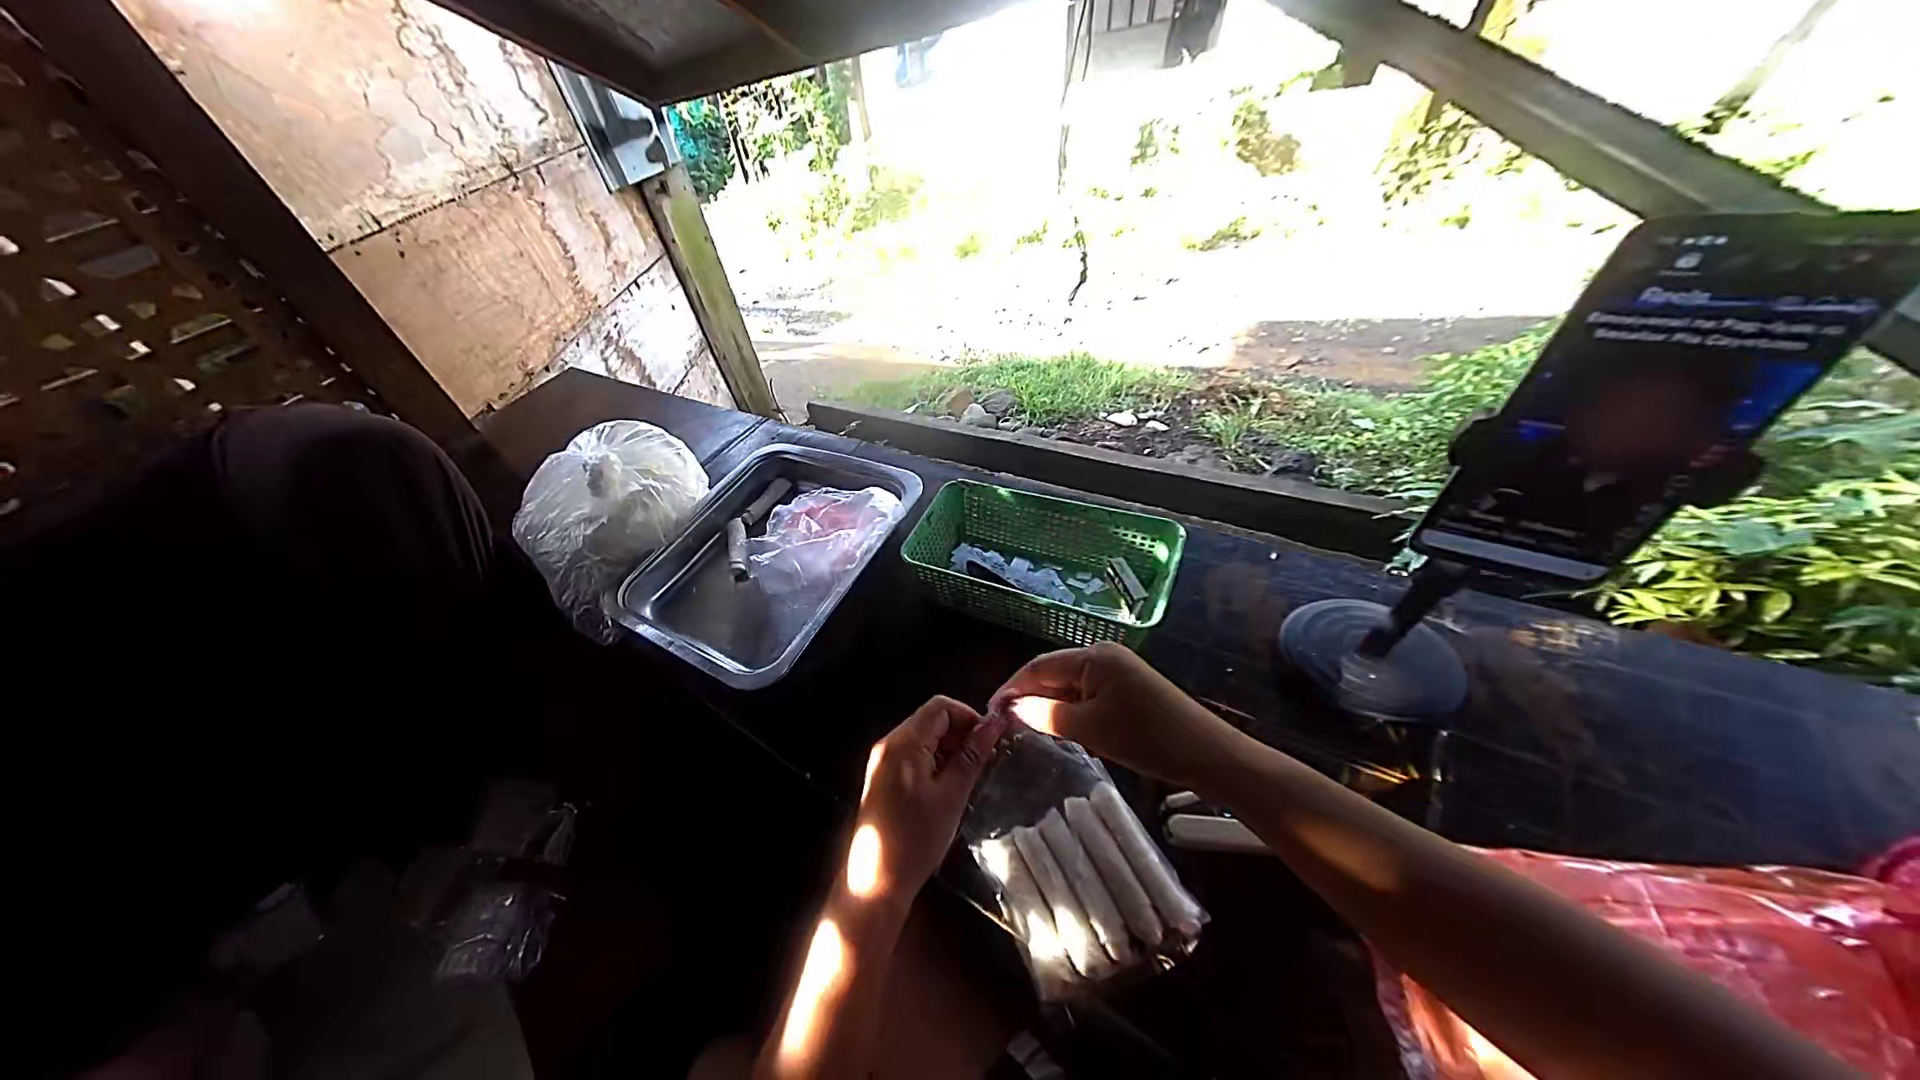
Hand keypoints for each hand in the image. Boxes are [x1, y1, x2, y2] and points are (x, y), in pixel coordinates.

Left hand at [852, 696, 1006, 900]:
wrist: (877, 882)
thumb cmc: (916, 839)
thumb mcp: (952, 794)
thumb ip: (973, 755)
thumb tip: (993, 725)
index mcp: (903, 743)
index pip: (941, 707)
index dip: (969, 717)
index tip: (990, 739)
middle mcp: (888, 745)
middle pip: (930, 719)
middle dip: (960, 733)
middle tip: (984, 759)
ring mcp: (882, 761)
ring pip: (923, 737)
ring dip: (949, 748)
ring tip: (968, 775)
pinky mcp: (882, 778)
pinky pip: (912, 755)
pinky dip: (934, 761)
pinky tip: (948, 786)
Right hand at [990, 642, 1240, 789]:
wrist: (1208, 754)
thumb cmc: (1147, 738)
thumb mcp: (1090, 728)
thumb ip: (1046, 714)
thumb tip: (1013, 707)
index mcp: (1094, 656)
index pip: (1038, 666)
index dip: (1011, 687)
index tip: (990, 712)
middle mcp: (1104, 655)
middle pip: (1053, 672)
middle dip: (1028, 696)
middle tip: (1005, 725)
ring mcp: (1118, 671)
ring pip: (1070, 685)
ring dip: (1049, 704)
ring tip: (1026, 729)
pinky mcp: (1128, 688)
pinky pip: (1088, 693)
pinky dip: (1071, 709)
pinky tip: (1061, 728)